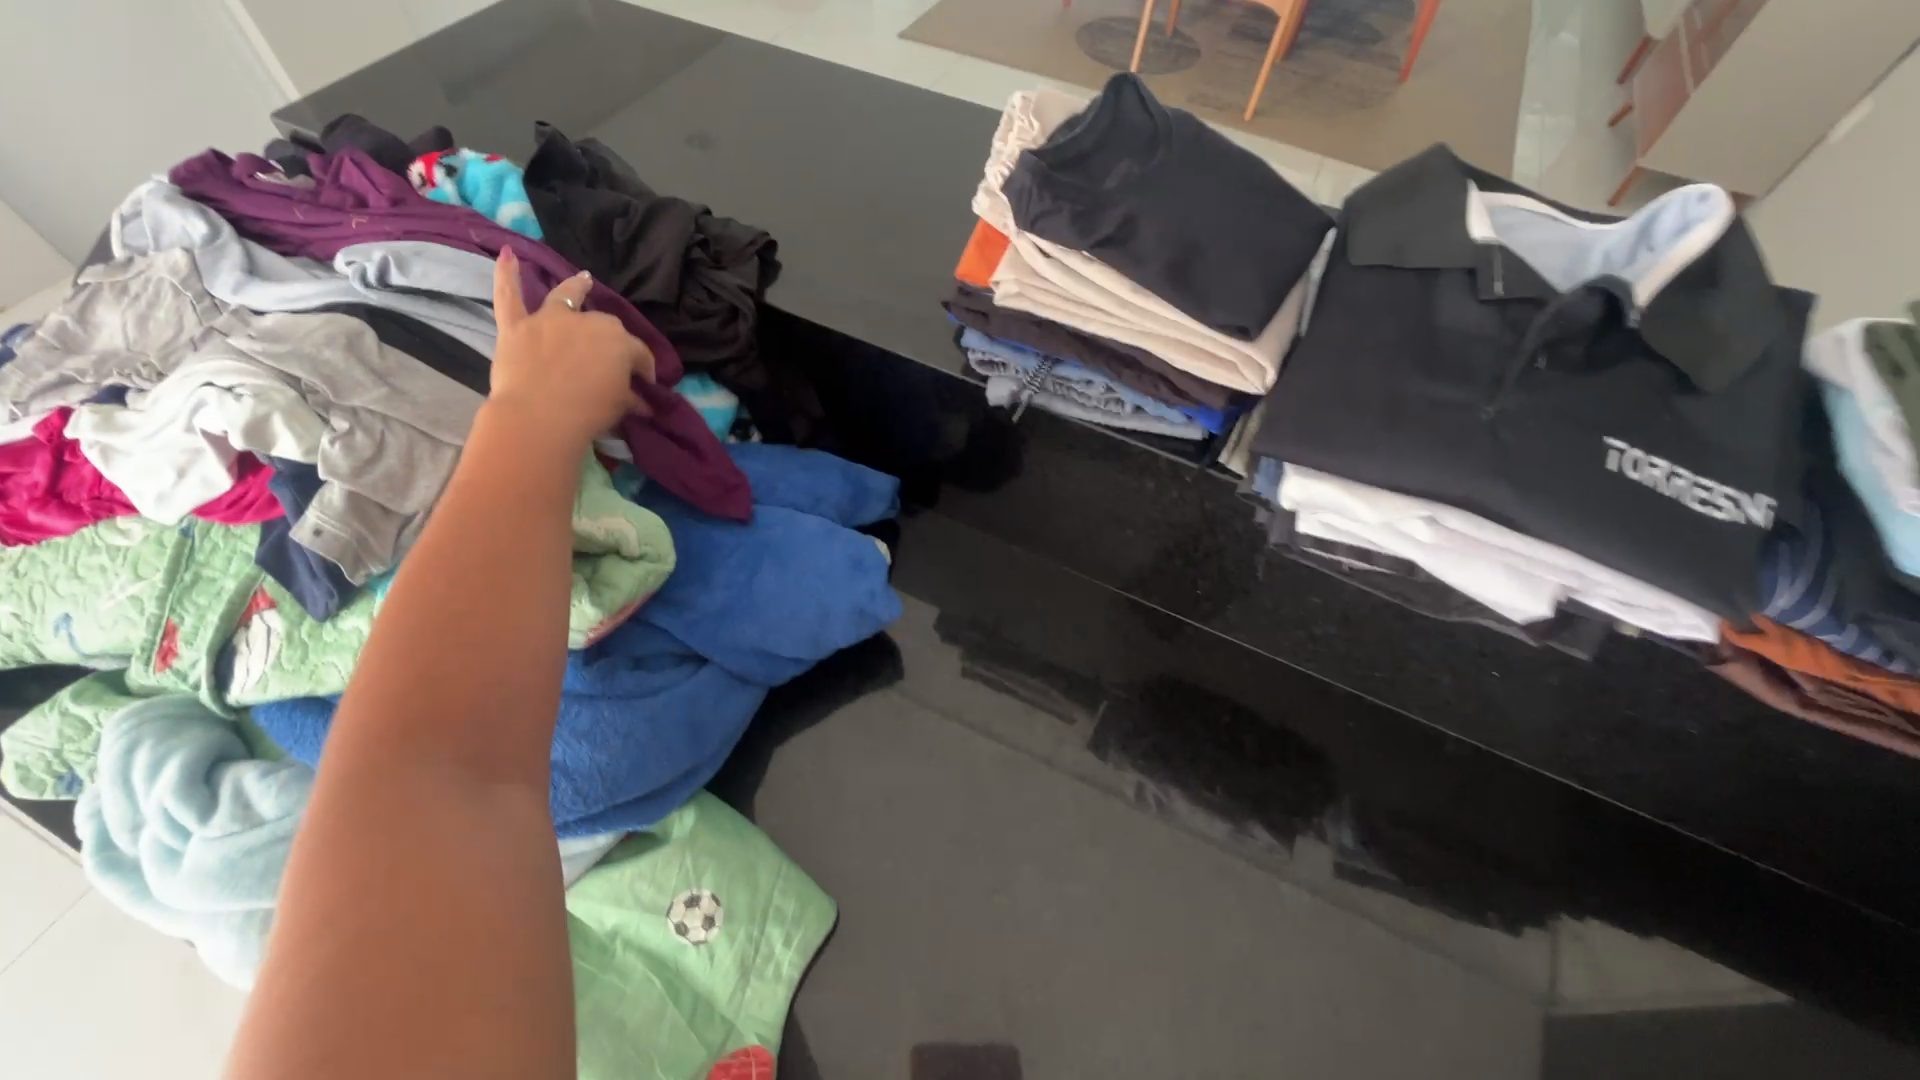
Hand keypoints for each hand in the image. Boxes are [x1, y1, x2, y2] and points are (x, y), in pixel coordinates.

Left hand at [486, 247, 654, 447]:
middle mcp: (588, 322)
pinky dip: (506, 275)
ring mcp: (550, 320)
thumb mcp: (620, 407)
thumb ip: (632, 399)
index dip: (644, 369)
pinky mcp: (517, 326)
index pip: (638, 354)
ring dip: (575, 287)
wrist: (539, 418)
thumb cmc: (589, 414)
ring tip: (583, 280)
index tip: (646, 385)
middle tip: (613, 360)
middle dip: (613, 341)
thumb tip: (643, 403)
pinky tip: (507, 254)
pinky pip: (509, 297)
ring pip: (564, 297)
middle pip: (605, 325)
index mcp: (619, 342)